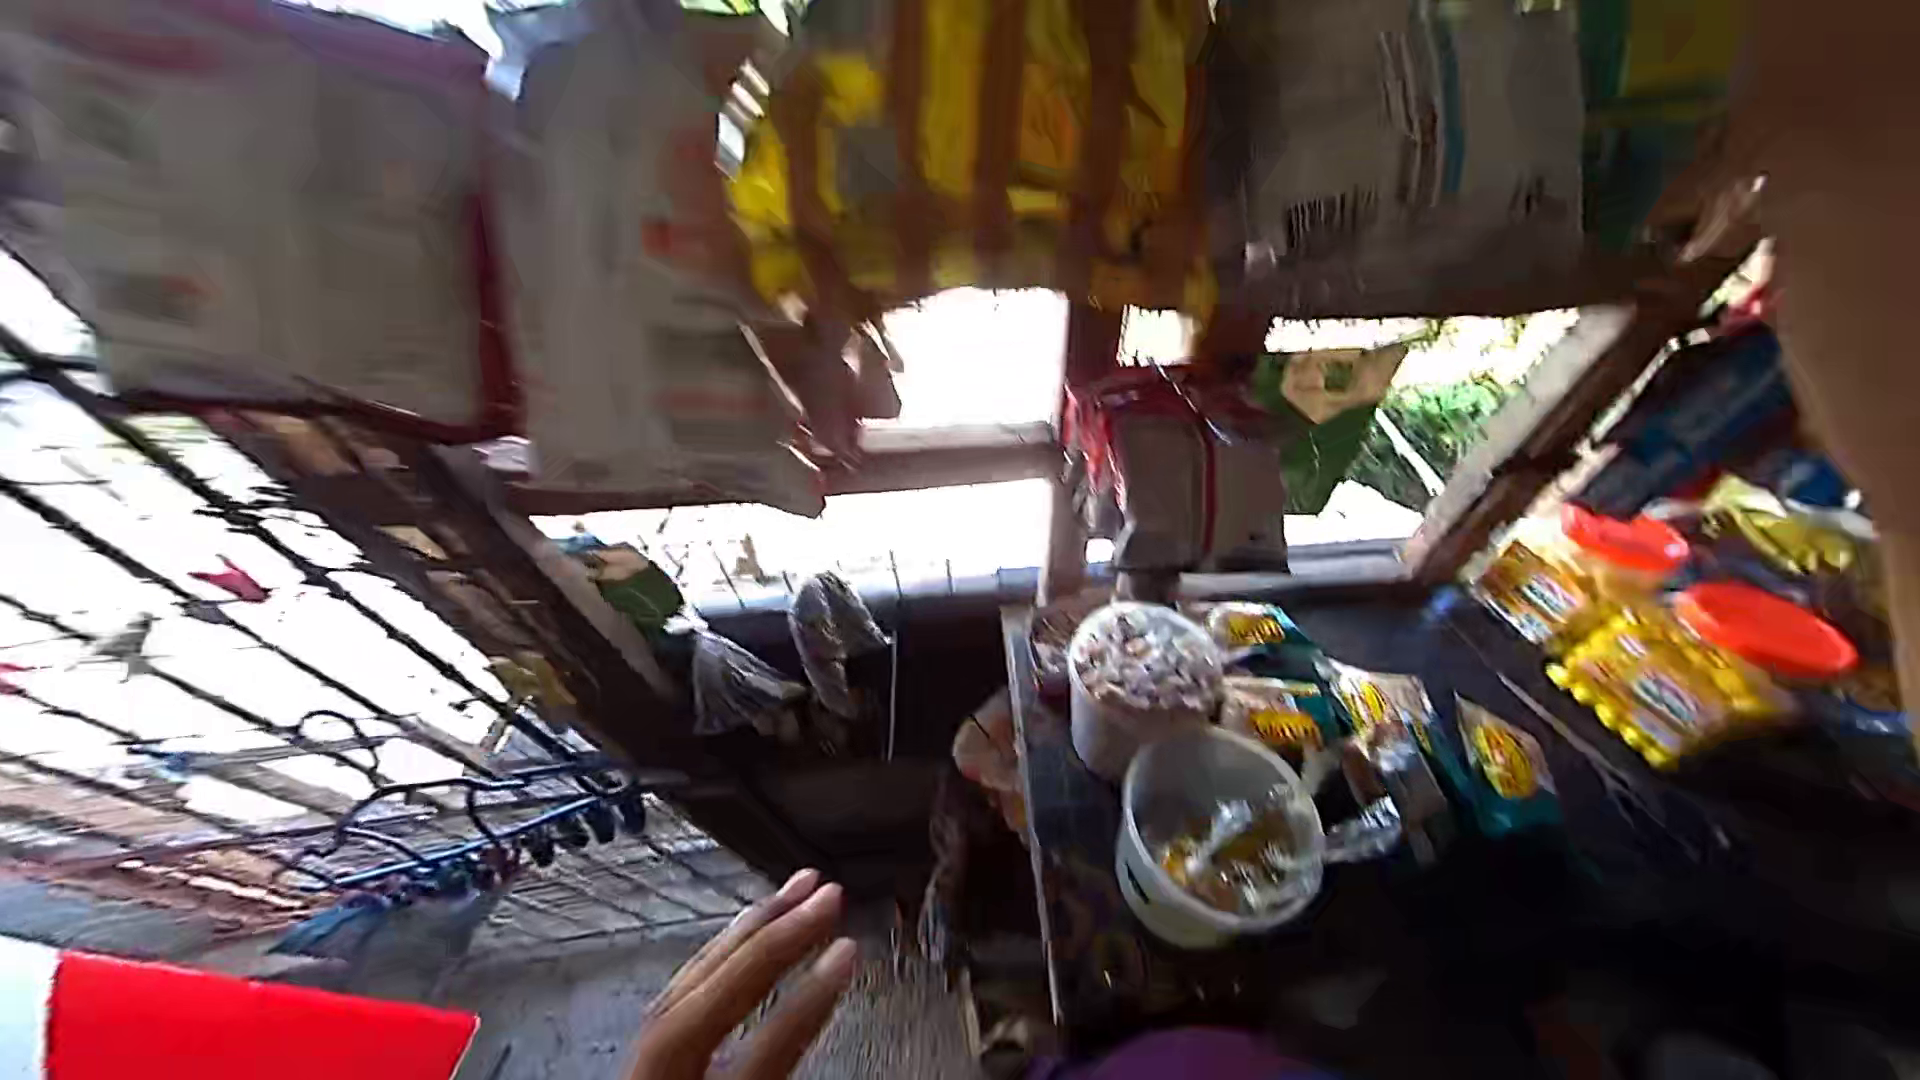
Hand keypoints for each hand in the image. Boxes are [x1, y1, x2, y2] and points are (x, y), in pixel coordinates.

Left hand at [629, 869, 856, 1079]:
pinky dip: (724, 951)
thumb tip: (834, 980)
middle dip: (774, 939)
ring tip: (801, 888)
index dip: (805, 1003)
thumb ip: (783, 1061)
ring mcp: (639, 1070)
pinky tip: (752, 929)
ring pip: (688, 984)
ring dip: (752, 929)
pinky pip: (681, 991)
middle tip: (830, 893)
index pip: (755, 1058)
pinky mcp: (641, 1061)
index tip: (850, 951)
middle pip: (707, 999)